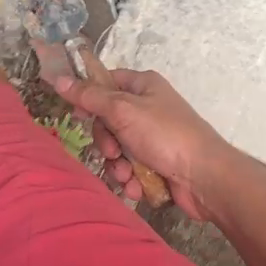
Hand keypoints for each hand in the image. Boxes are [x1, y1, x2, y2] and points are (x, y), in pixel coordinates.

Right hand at [54, 55, 228, 218]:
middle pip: (107, 119)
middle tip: (111, 151)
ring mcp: (153, 137)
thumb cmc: (165, 135)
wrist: (206, 178)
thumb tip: (59, 79)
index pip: (105, 81)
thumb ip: (89, 96)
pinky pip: (131, 167)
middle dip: (105, 141)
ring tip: (126, 174)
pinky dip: (130, 178)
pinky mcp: (157, 163)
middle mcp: (147, 107)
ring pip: (117, 147)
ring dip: (116, 164)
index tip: (77, 114)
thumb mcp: (122, 110)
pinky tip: (136, 187)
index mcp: (143, 85)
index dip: (88, 96)